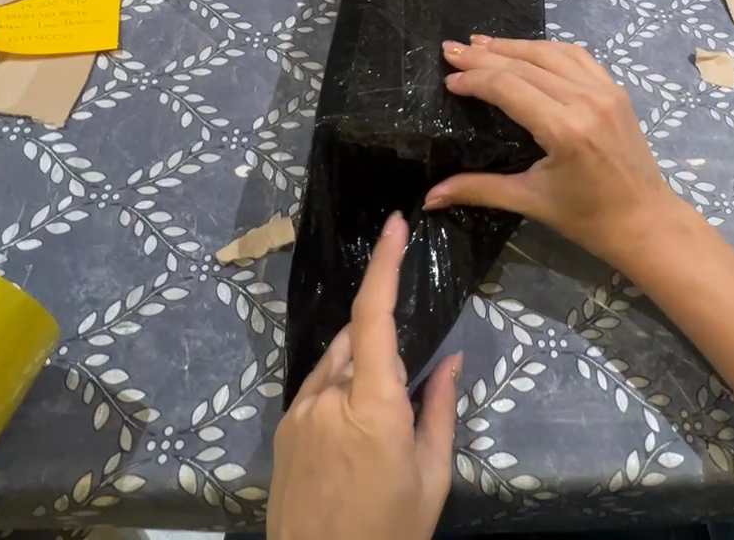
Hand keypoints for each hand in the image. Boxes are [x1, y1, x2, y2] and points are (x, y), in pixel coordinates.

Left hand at [268, 213, 460, 539]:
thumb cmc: (388, 532)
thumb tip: (450, 360)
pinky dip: (339, 391)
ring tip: (374, 434)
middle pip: (358, 342)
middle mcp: (328, 397)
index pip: (374, 316)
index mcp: (373, 406)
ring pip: (336, 365)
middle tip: (400, 409)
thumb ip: (439, 410)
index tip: (395, 224)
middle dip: (383, 350)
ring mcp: (298, 412)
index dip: (384, 264)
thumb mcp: (430, 477)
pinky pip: (317, 388)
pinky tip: (350, 438)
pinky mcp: (283, 428)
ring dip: (359, 373)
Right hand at [425, 37, 684, 264]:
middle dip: (484, 55)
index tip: (449, 78)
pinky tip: (525, 49)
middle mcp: (586, 100)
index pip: (509, 87)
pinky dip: (547, 49)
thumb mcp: (531, 201)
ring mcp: (605, 90)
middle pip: (526, 64)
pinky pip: (577, 57)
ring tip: (480, 42)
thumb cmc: (588, 218)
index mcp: (565, 129)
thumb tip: (430, 197)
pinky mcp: (616, 89)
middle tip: (451, 49)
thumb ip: (478, 189)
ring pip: (551, 53)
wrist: (647, 221)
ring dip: (513, 45)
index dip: (475, 79)